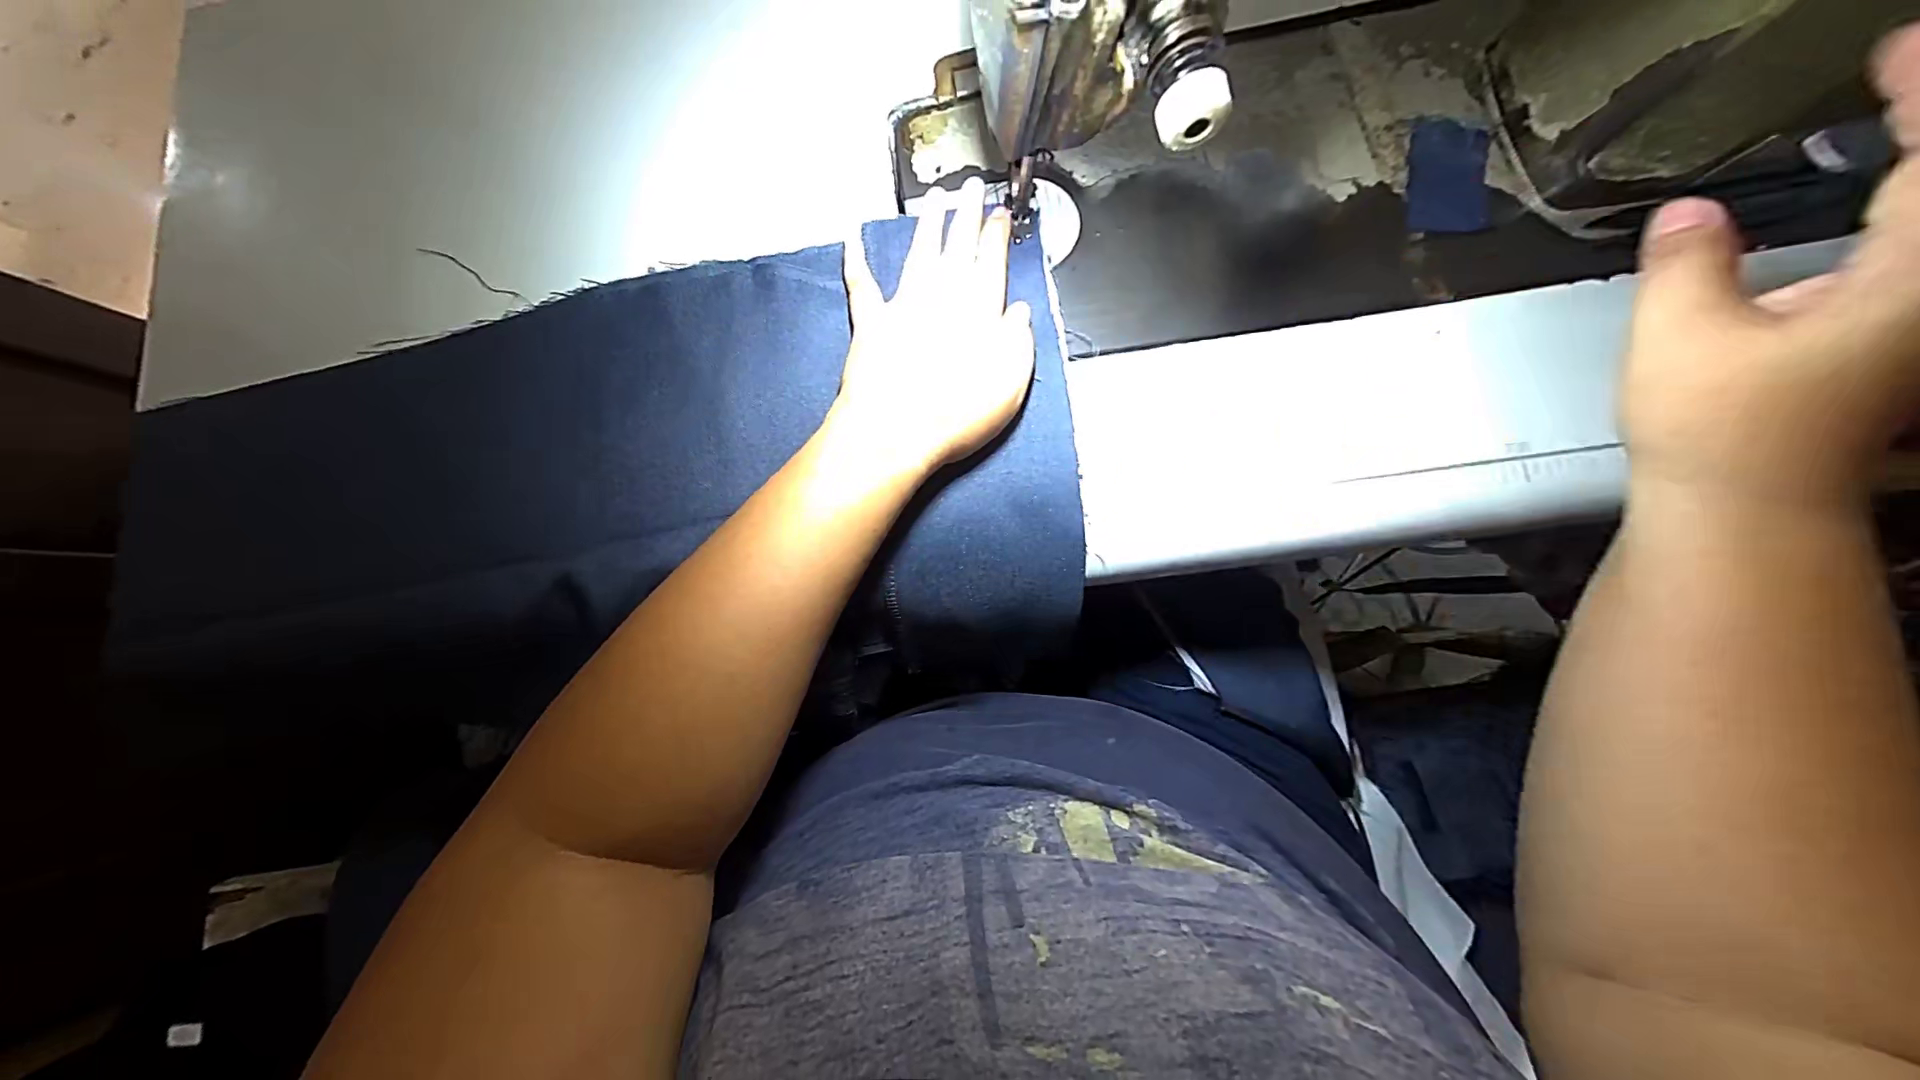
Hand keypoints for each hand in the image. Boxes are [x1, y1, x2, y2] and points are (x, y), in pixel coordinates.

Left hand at [829, 177, 1036, 475]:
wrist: (895, 431)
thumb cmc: (957, 413)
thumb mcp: (1010, 382)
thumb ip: (1018, 341)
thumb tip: (1018, 313)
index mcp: (979, 310)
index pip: (990, 261)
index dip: (995, 234)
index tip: (998, 213)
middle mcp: (941, 298)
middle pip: (956, 246)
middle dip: (965, 214)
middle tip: (970, 186)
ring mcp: (903, 306)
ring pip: (918, 253)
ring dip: (927, 224)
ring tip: (935, 199)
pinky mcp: (870, 323)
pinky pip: (862, 284)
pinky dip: (856, 259)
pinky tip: (852, 237)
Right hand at [1623, 23, 1919, 506]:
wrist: (1743, 502)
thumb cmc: (1713, 429)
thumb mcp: (1677, 339)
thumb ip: (1685, 266)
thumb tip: (1686, 214)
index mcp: (1908, 277)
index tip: (1894, 52)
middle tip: (1902, 75)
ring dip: (1914, 170)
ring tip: (1895, 122)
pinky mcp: (1895, 340)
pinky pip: (1907, 254)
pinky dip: (1898, 212)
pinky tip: (1873, 202)